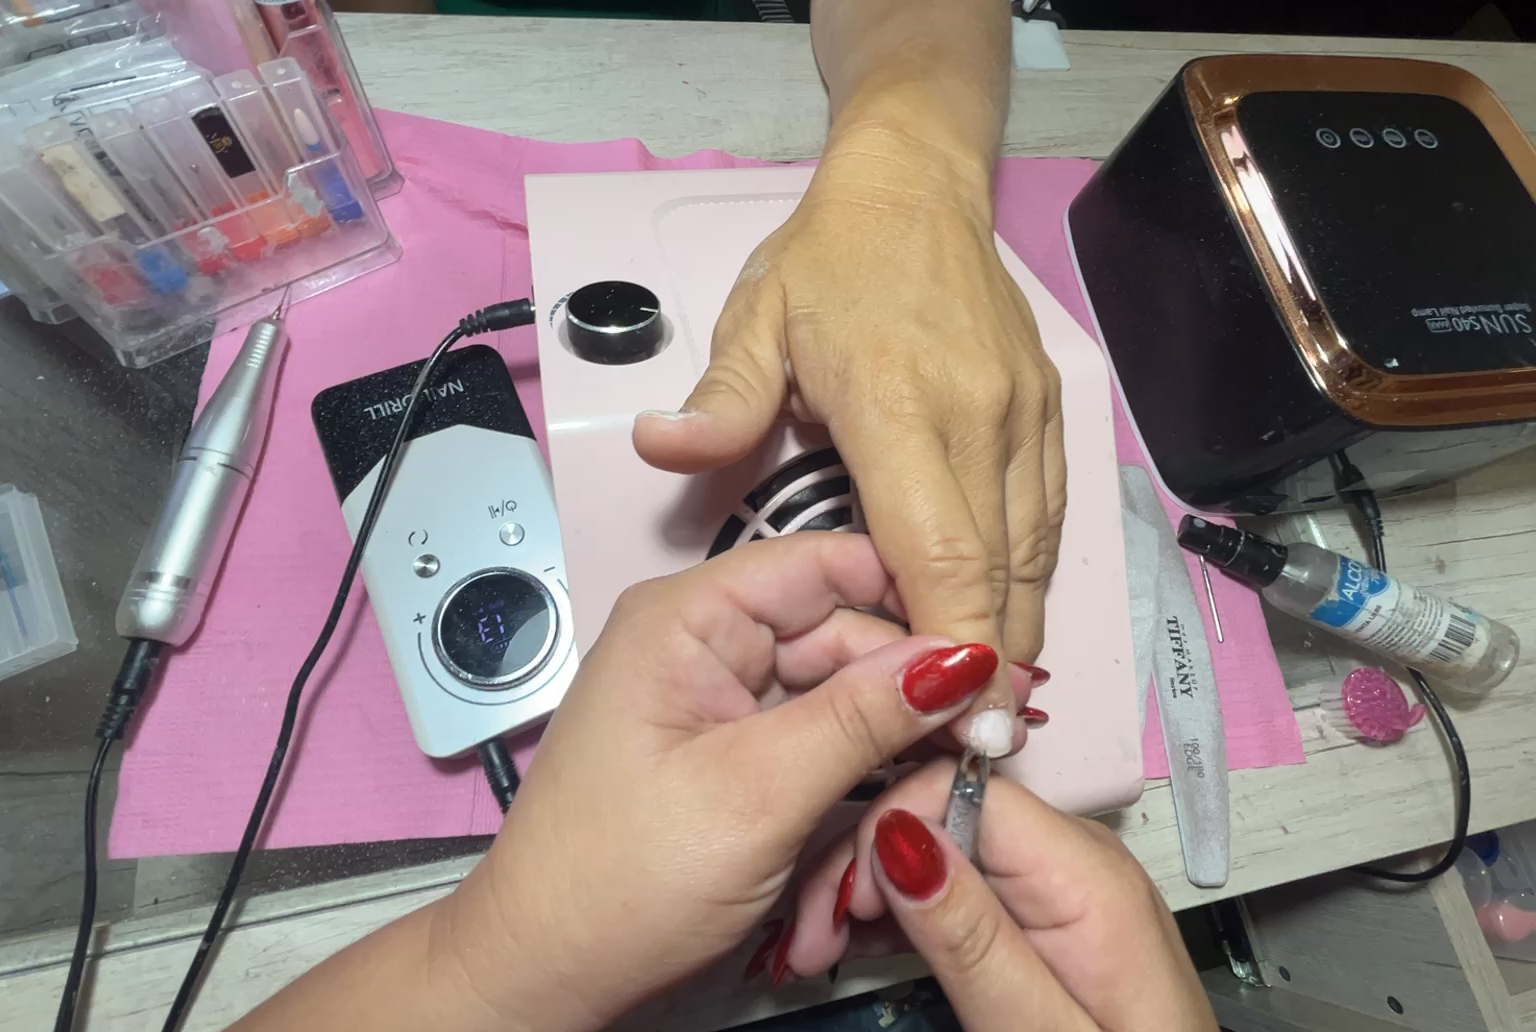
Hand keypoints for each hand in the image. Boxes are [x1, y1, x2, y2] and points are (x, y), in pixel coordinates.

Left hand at [427, 534, 1036, 1029]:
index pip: (822, 562)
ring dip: (887, 745)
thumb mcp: (755, 792)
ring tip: (937, 792)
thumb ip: (861, 718)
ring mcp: (727, 691)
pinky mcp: (741, 741)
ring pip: (842, 691)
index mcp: (691, 615)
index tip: (987, 643)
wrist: (548, 973)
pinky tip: (887, 812)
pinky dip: (858, 772)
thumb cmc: (617, 880)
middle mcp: (710, 637)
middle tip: (987, 740)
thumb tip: (959, 658)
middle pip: (842, 633)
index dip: (909, 591)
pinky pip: (822, 734)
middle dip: (909, 690)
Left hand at [633, 136, 1065, 743]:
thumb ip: (720, 401)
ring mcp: (1024, 414)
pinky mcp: (1048, 411)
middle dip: (990, 662)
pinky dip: (1029, 577)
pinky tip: (1008, 616)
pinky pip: (1048, 516)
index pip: (937, 547)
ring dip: (1016, 629)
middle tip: (974, 743)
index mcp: (894, 402)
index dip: (952, 641)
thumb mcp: (755, 319)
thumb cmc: (828, 258)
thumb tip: (658, 447)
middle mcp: (976, 417)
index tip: (956, 716)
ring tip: (992, 699)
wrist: (916, 187)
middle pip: (998, 569)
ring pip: (1035, 551)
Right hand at [786, 763, 1215, 1030]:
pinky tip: (863, 936)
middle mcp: (1068, 847)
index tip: (849, 899)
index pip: (959, 784)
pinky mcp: (1035, 898)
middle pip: (940, 807)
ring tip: (823, 940)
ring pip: (936, 838)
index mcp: (1083, 869)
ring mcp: (1051, 871)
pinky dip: (903, 903)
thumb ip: (973, 940)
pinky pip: (955, 874)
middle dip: (866, 856)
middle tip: (814, 931)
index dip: (888, 822)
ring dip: (873, 882)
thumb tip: (897, 833)